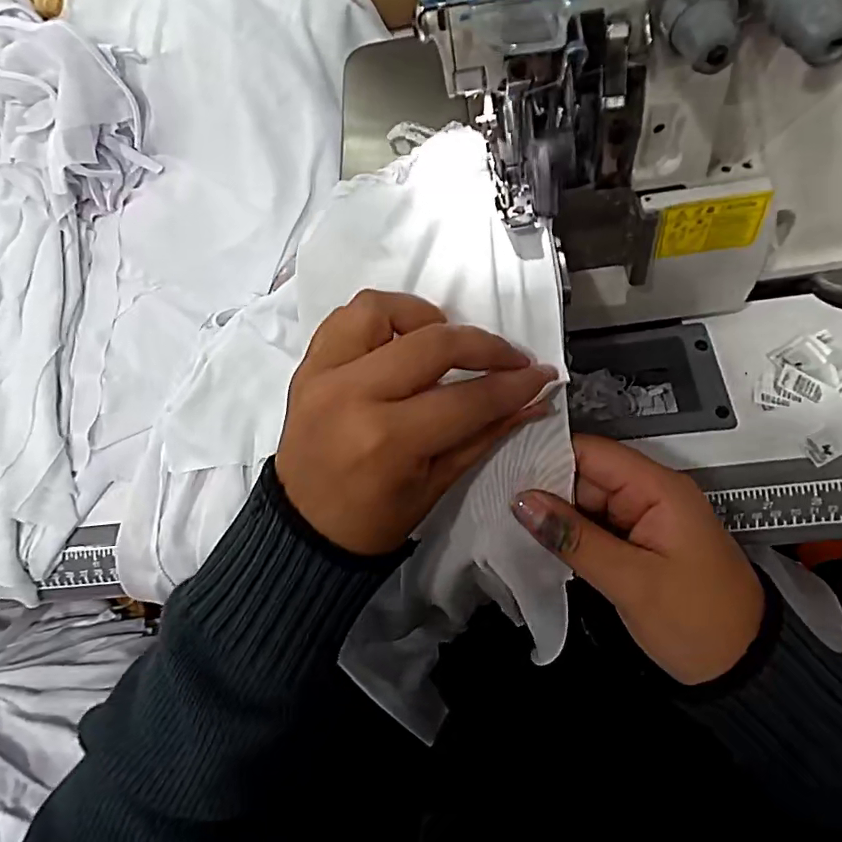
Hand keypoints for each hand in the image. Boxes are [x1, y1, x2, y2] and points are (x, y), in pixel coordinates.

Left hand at [278, 290, 556, 555]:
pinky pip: (346, 316)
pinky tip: (402, 339)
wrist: (303, 531)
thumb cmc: (370, 522)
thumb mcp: (436, 485)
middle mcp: (352, 397)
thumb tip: (532, 399)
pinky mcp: (307, 366)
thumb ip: (486, 433)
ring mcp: (322, 375)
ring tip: (445, 342)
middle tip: (509, 359)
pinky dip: (381, 317)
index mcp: (387, 441)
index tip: (538, 375)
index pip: (467, 399)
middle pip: (434, 344)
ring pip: (382, 309)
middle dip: (485, 346)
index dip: (513, 385)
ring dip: (425, 318)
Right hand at [512, 435, 763, 683]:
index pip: (591, 452)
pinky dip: (569, 533)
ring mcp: (643, 517)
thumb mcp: (633, 582)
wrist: (746, 668)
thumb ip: (575, 538)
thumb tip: (524, 502)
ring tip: (509, 521)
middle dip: (543, 488)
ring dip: (553, 513)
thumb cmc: (701, 622)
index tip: (504, 468)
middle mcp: (650, 493)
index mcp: (658, 488)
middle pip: (583, 474)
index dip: (546, 455)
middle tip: (498, 502)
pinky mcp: (637, 540)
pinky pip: (594, 524)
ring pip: (584, 500)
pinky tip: (539, 540)